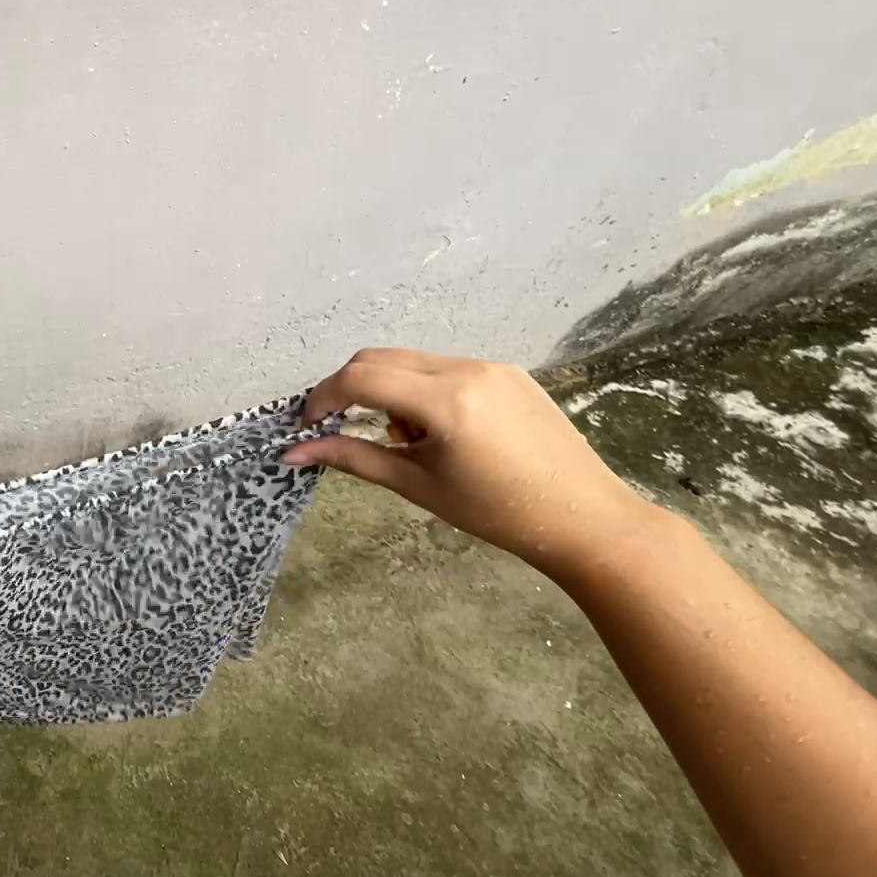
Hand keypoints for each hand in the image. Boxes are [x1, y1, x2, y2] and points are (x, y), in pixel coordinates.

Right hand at [282, 349, 664, 575]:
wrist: (585, 518)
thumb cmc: (494, 512)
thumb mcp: (414, 484)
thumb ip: (350, 458)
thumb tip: (291, 453)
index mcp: (445, 401)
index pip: (359, 378)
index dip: (322, 398)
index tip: (308, 426)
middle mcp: (466, 369)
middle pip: (377, 358)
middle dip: (347, 389)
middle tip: (338, 426)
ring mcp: (489, 365)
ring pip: (407, 360)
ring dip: (384, 389)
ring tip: (402, 437)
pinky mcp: (505, 371)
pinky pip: (441, 367)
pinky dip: (417, 389)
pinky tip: (435, 429)